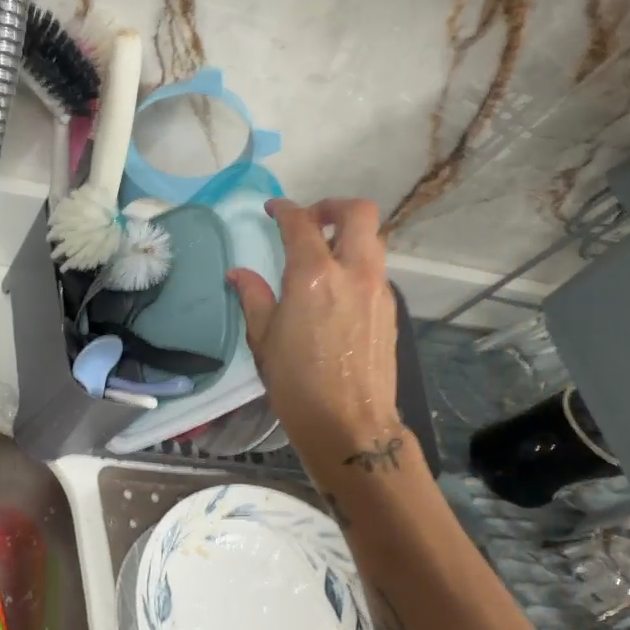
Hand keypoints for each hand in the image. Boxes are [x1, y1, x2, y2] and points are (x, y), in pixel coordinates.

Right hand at [229, 198, 403, 465]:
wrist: (349, 422)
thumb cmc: (296, 382)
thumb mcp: (262, 338)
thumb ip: (254, 297)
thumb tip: (240, 274)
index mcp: (313, 276)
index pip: (301, 224)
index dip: (285, 210)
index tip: (272, 210)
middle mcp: (353, 273)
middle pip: (358, 214)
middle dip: (332, 206)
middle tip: (310, 220)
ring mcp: (378, 290)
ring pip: (372, 240)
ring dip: (348, 235)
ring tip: (322, 253)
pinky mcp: (389, 309)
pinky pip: (375, 270)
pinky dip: (356, 264)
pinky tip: (335, 290)